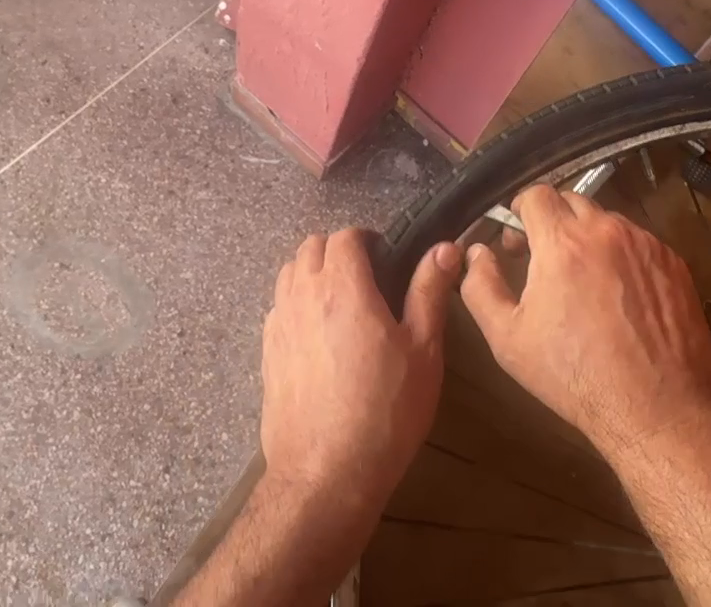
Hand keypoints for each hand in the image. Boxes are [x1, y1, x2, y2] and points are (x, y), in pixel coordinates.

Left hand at [259, 230, 461, 512]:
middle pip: (311, 246)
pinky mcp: (266, 352)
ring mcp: (279, 323)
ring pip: (289, 272)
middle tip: (368, 279)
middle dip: (338, 251)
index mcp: (342, 287)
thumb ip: (429, 291)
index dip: (367, 240)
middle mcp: (303, 295)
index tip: (387, 260)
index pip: (345, 236)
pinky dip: (297, 303)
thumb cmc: (386, 410)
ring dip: (313, 272)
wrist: (326, 473)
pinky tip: (319, 335)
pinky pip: (278, 306)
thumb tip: (444, 247)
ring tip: (342, 303)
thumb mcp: (423, 351)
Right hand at [462, 185, 710, 458]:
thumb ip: (481, 286)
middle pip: (571, 201)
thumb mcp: (508, 338)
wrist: (656, 409)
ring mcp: (647, 245)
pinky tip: (619, 299)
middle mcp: (607, 231)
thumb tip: (477, 254)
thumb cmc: (574, 375)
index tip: (518, 241)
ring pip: (607, 222)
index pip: (536, 194)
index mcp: (563, 242)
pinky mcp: (674, 264)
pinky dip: (622, 257)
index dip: (520, 212)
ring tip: (584, 282)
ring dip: (588, 239)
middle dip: (553, 222)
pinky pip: (639, 244)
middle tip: (544, 260)